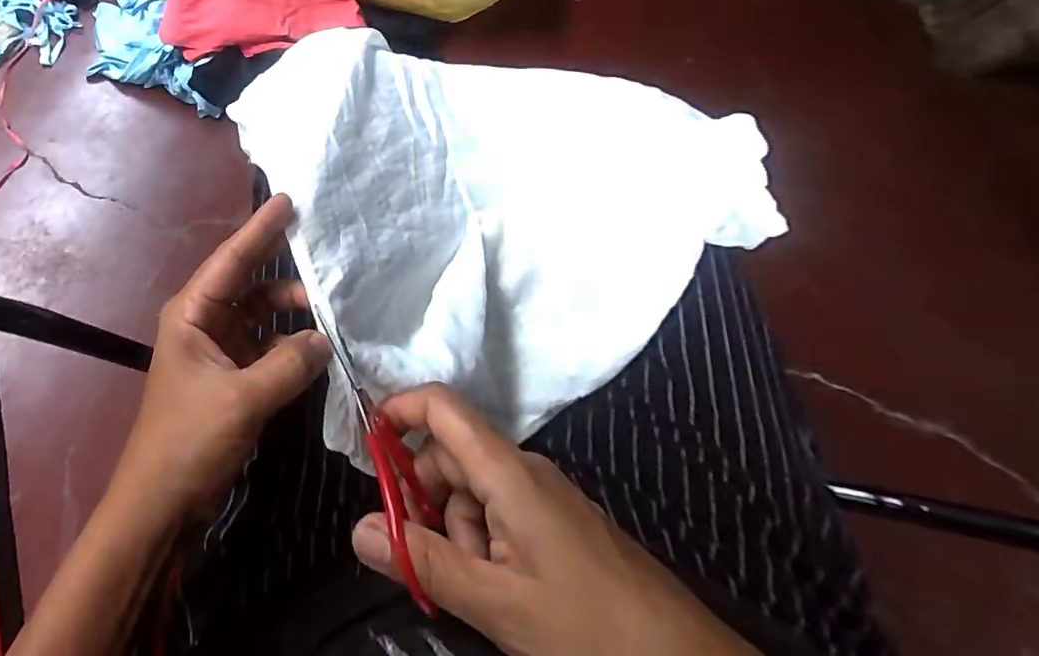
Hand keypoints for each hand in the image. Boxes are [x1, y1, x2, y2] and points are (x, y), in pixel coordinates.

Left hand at [110, 194, 332, 521]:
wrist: (160, 505)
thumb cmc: (188, 441)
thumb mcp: (241, 400)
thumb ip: (289, 364)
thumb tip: (326, 337)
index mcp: (193, 313)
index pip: (232, 259)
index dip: (261, 229)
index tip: (289, 199)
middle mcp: (206, 321)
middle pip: (249, 279)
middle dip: (281, 259)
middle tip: (320, 238)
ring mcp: (221, 348)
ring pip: (264, 312)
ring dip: (293, 306)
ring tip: (333, 303)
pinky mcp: (235, 374)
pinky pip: (270, 343)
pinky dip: (293, 339)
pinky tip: (321, 340)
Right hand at [351, 384, 760, 655]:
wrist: (680, 655)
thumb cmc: (586, 622)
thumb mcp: (497, 601)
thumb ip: (426, 561)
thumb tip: (358, 529)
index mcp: (508, 470)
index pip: (443, 408)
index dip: (399, 411)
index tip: (366, 445)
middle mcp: (522, 468)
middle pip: (451, 455)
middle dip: (424, 499)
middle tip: (419, 555)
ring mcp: (541, 493)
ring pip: (472, 490)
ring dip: (454, 529)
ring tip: (472, 587)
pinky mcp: (553, 520)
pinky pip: (498, 512)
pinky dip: (480, 541)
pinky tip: (494, 587)